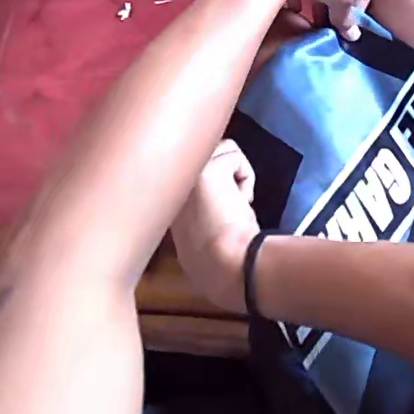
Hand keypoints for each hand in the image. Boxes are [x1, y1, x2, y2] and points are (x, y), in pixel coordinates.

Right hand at [171, 139, 262, 312]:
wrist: (227, 264)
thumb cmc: (216, 255)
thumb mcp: (198, 228)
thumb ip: (197, 203)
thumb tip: (217, 185)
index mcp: (166, 199)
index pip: (187, 167)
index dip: (211, 176)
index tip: (221, 200)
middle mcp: (170, 182)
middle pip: (202, 152)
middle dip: (221, 166)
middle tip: (229, 199)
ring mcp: (186, 173)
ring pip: (221, 148)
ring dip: (235, 172)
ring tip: (234, 201)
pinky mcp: (207, 169)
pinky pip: (236, 157)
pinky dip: (247, 178)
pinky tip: (241, 202)